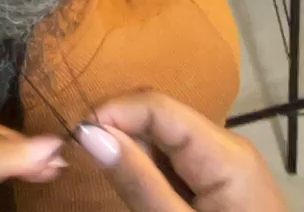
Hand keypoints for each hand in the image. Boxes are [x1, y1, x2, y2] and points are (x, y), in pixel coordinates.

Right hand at [75, 92, 286, 211]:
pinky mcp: (221, 183)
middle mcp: (227, 146)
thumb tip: (86, 131)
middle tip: (90, 167)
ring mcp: (226, 164)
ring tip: (121, 190)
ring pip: (162, 139)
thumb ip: (137, 182)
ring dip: (134, 156)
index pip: (156, 106)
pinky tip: (145, 198)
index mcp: (226, 154)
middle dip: (121, 135)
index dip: (112, 113)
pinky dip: (151, 173)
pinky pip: (174, 161)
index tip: (76, 138)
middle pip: (158, 118)